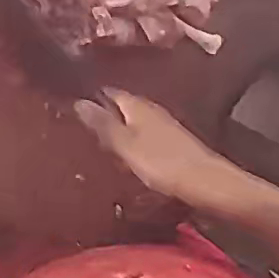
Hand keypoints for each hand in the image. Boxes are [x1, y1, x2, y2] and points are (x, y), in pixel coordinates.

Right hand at [78, 88, 278, 277]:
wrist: (213, 187)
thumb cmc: (165, 164)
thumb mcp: (125, 146)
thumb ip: (102, 123)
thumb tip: (78, 100)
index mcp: (135, 104)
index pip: (105, 90)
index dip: (86, 93)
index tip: (65, 102)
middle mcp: (149, 109)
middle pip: (117, 104)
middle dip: (98, 109)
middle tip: (72, 121)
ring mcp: (162, 126)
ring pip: (129, 119)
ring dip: (113, 125)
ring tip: (90, 138)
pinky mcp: (170, 144)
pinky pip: (139, 134)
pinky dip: (127, 139)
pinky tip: (119, 153)